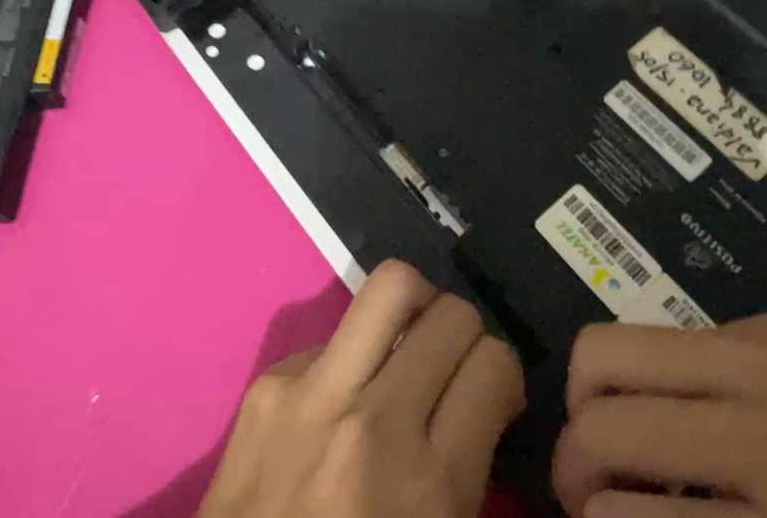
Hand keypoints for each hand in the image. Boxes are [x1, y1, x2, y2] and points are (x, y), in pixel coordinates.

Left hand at [198, 259, 526, 517]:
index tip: (487, 397)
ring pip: (392, 285)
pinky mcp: (268, 381)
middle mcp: (375, 421)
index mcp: (432, 480)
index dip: (499, 376)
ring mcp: (314, 393)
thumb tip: (482, 392)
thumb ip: (470, 462)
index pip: (495, 364)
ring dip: (415, 310)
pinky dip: (352, 355)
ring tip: (409, 344)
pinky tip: (341, 396)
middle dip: (464, 336)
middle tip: (450, 368)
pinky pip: (334, 333)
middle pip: (453, 315)